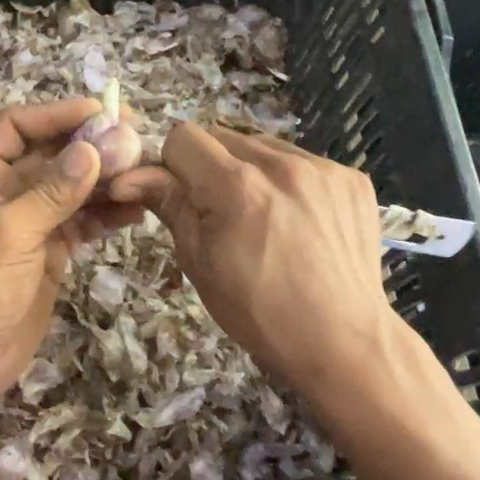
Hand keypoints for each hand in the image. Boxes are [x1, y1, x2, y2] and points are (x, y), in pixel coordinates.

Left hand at [0, 99, 144, 397]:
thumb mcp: (7, 234)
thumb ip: (52, 192)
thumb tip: (94, 149)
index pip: (17, 126)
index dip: (57, 114)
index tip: (102, 112)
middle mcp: (1, 191)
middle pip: (50, 154)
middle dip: (90, 146)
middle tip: (135, 141)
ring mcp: (27, 222)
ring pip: (70, 187)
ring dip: (104, 180)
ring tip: (143, 174)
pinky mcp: (48, 251)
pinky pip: (80, 221)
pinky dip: (106, 214)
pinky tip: (136, 209)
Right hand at [108, 124, 396, 391]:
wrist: (344, 343)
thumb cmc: (260, 313)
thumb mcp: (200, 263)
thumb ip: (169, 205)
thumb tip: (126, 177)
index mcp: (235, 186)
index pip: (183, 137)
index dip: (172, 164)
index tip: (182, 196)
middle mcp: (281, 165)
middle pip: (223, 136)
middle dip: (211, 166)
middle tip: (221, 211)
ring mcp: (322, 169)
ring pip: (264, 145)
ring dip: (251, 169)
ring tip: (265, 217)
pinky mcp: (352, 178)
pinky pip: (304, 161)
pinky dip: (291, 182)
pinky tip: (300, 221)